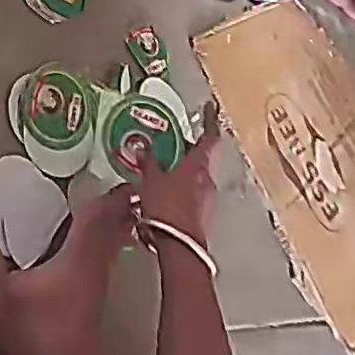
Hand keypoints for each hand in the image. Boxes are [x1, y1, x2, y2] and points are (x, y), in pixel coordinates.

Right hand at [131, 102, 221, 246]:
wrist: (179, 247)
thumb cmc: (166, 206)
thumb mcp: (151, 180)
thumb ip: (148, 161)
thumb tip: (143, 148)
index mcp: (197, 165)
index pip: (208, 137)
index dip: (210, 121)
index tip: (210, 107)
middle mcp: (207, 179)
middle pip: (199, 157)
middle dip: (185, 148)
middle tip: (169, 142)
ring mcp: (207, 198)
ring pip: (195, 175)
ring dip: (182, 169)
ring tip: (161, 166)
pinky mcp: (202, 214)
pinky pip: (192, 192)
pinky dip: (181, 185)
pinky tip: (164, 189)